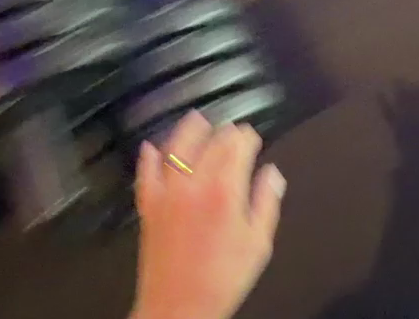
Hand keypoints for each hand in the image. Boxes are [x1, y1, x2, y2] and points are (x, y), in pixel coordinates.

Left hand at [130, 112, 285, 318]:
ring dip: (189, 130)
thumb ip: (267, 203)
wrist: (178, 311)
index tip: (253, 137)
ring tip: (197, 120)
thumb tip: (272, 176)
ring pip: (177, 147)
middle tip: (235, 132)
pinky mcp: (149, 208)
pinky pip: (146, 175)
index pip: (239, 145)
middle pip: (212, 141)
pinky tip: (151, 148)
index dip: (249, 136)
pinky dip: (148, 158)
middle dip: (227, 132)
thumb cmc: (219, 283)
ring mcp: (169, 194)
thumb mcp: (258, 244)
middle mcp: (195, 185)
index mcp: (225, 190)